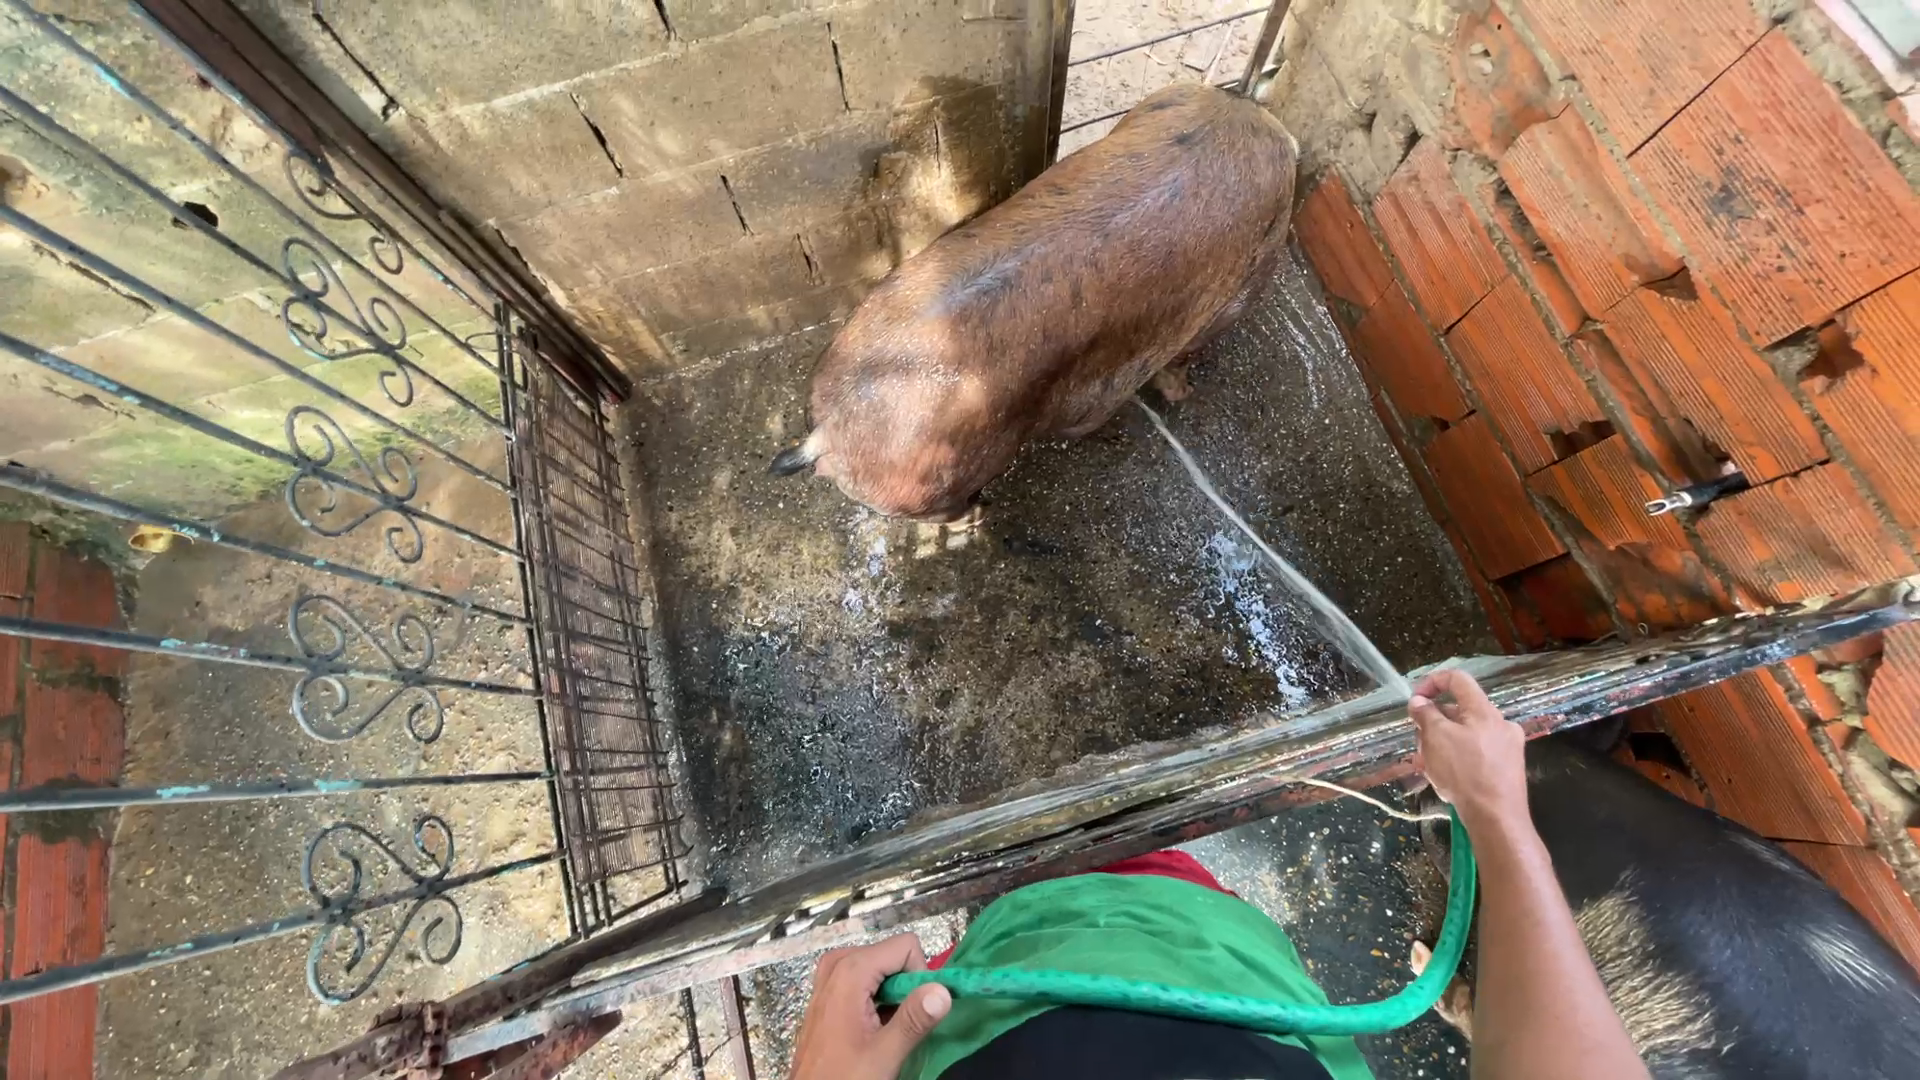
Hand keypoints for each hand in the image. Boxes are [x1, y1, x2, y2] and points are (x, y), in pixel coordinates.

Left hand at [788, 934, 950, 1079]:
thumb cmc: (842, 1079)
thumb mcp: (882, 1056)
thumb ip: (914, 1020)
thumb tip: (944, 990)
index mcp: (852, 968)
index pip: (906, 946)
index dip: (919, 977)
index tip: (913, 1013)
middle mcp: (838, 961)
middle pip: (892, 954)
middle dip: (904, 987)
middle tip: (897, 1026)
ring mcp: (831, 974)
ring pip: (881, 967)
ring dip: (890, 995)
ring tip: (881, 1030)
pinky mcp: (828, 989)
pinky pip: (865, 978)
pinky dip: (875, 998)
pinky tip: (868, 1028)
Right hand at [1408, 668, 1527, 831]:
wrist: (1496, 818)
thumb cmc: (1464, 772)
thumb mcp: (1435, 737)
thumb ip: (1425, 713)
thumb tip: (1419, 701)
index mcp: (1484, 711)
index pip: (1457, 679)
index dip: (1431, 682)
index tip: (1415, 701)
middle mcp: (1500, 724)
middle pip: (1459, 709)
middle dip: (1434, 721)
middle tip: (1419, 741)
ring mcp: (1507, 747)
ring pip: (1465, 732)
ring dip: (1442, 742)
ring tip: (1429, 765)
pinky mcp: (1507, 767)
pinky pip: (1475, 751)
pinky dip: (1456, 756)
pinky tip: (1445, 776)